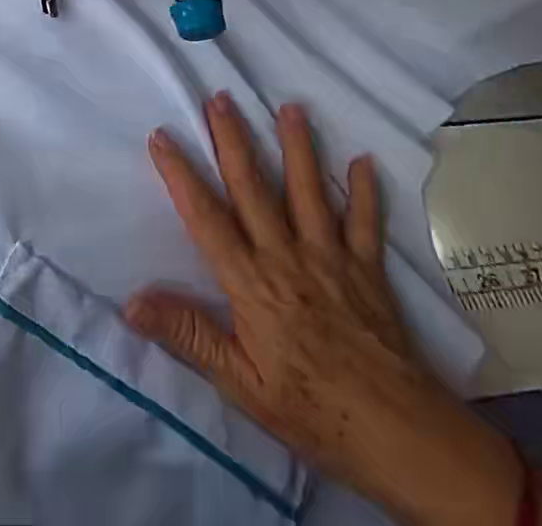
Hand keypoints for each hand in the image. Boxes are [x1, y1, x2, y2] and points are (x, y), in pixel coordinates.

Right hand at [127, 93, 541, 525]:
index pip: (206, 218)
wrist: (411, 442)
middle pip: (254, 190)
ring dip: (298, 149)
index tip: (162, 138)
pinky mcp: (369, 275)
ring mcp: (333, 262)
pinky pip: (365, 225)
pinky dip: (365, 192)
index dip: (181, 175)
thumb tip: (130, 302)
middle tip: (220, 99)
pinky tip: (363, 162)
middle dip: (234, 141)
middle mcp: (288, 259)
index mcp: (251, 283)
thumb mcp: (239, 384)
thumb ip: (187, 335)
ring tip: (291, 108)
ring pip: (309, 194)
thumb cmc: (313, 411)